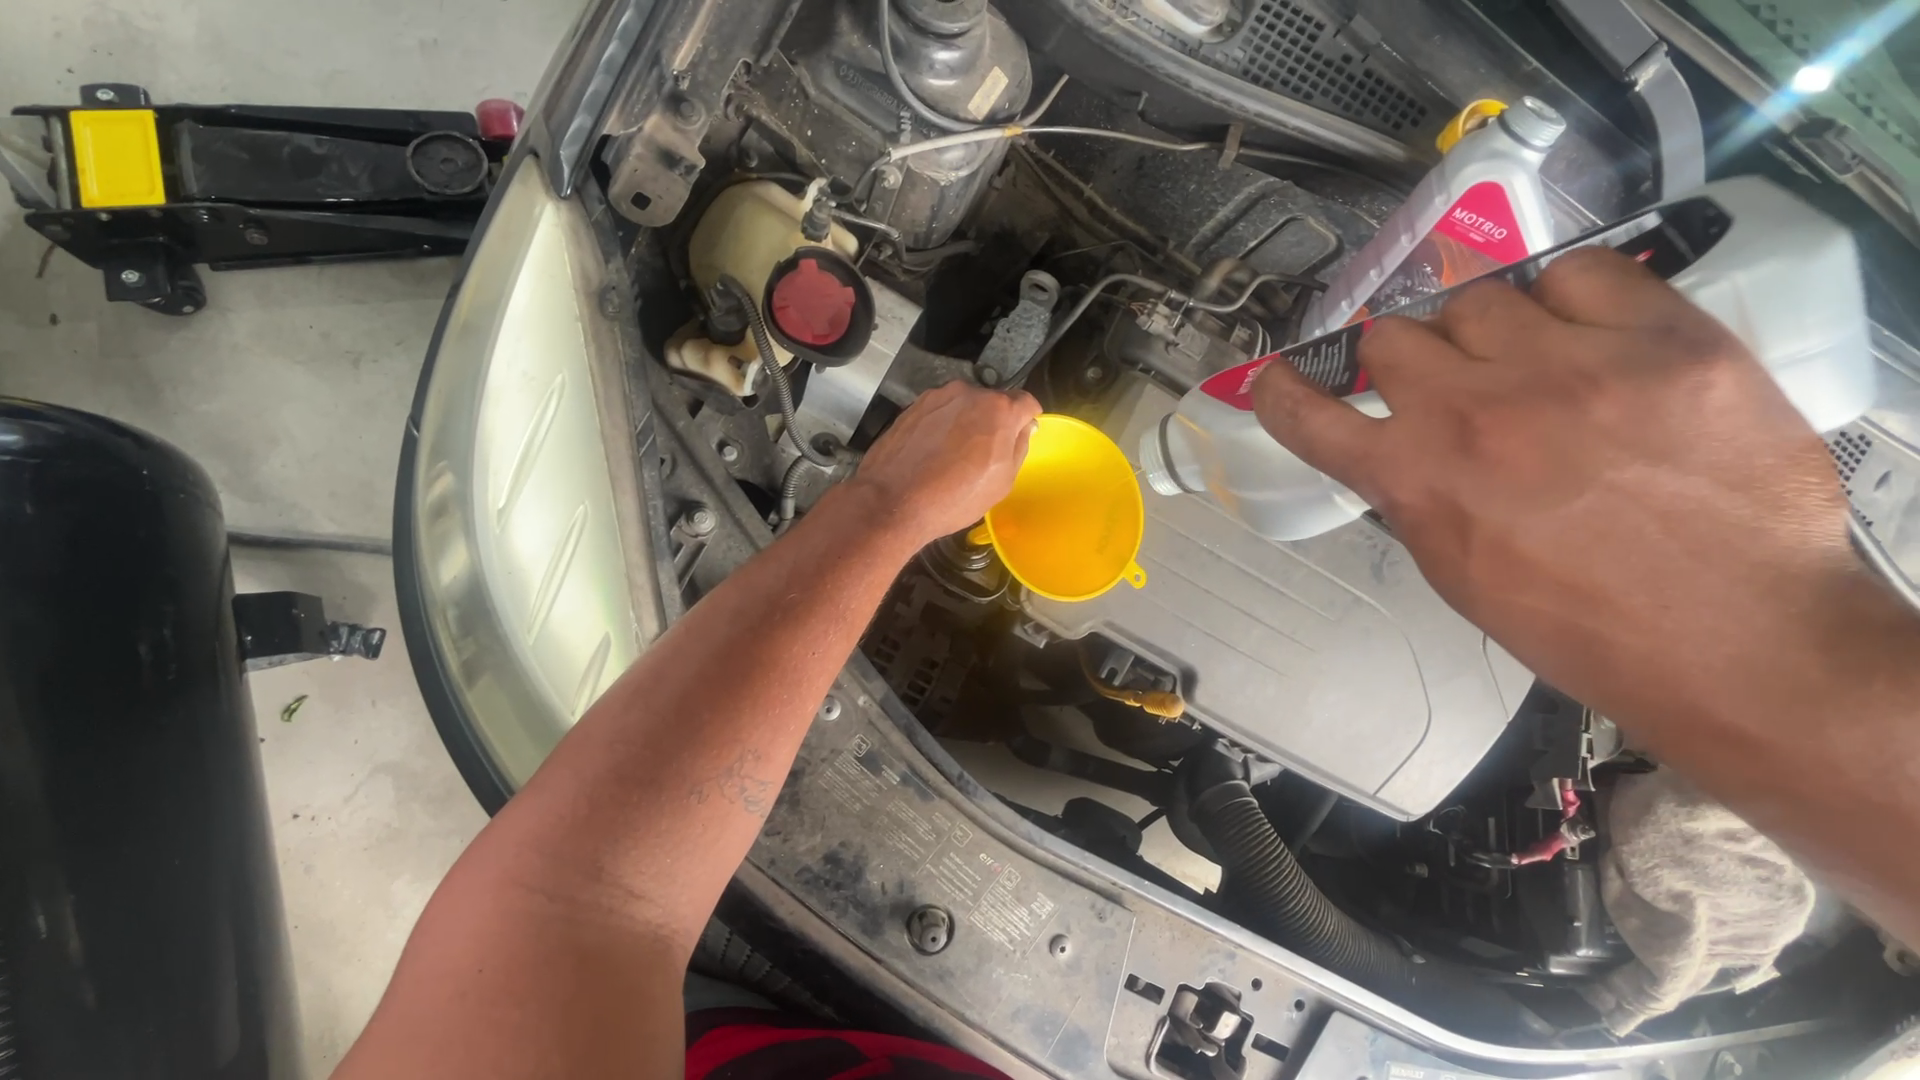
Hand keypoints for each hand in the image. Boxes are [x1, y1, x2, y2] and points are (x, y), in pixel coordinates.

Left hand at [849, 380, 1041, 547]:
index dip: (1026, 420)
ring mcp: (938, 397)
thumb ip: (1019, 447)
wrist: (894, 501)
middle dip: (993, 423)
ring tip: (954, 456)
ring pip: (964, 406)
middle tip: (984, 454)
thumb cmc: (954, 497)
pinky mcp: (913, 406)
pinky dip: (942, 427)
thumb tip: (1023, 429)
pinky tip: (933, 453)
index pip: (1026, 402)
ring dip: (966, 423)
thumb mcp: (1003, 481)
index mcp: (999, 409)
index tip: (1021, 434)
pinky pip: (939, 412)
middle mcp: (969, 393)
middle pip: (992, 402)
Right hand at [1250, 248, 1860, 718]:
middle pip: (1392, 336)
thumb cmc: (1574, 623)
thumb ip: (1412, 492)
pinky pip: (1581, 272)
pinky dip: (1568, 297)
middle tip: (1445, 386)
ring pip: (1477, 299)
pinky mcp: (1661, 339)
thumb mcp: (1453, 569)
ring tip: (1528, 364)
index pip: (1307, 413)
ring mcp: (1565, 366)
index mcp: (1412, 477)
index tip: (1278, 379)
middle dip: (1406, 363)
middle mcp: (1470, 410)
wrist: (1733, 638)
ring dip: (1484, 333)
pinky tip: (1586, 333)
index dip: (1281, 389)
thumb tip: (1401, 444)